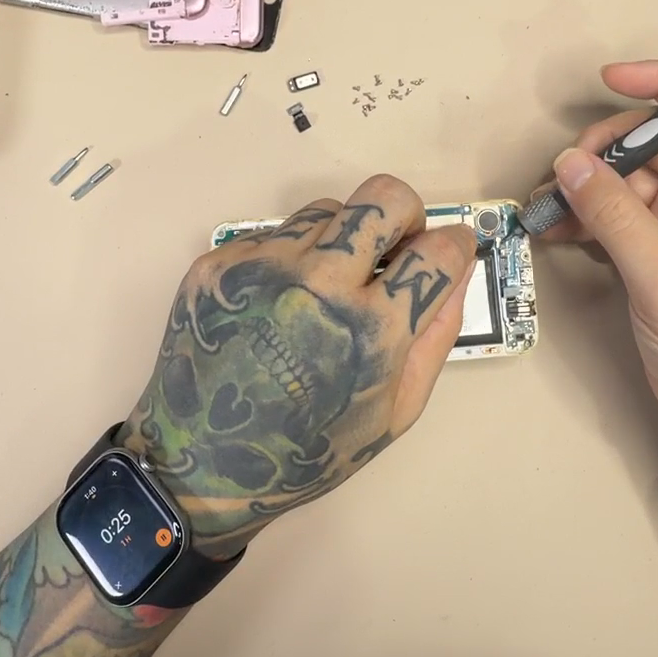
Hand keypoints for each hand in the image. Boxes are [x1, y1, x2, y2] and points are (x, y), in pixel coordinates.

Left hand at [121, 175, 476, 558]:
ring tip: (328, 284)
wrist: (199, 460)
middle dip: (405, 213)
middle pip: (384, 196)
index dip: (456, 243)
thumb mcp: (394, 411)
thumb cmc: (309, 448)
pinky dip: (295, 255)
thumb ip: (435, 337)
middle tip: (397, 245)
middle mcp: (318, 283)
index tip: (452, 248)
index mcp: (370, 331)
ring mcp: (263, 264)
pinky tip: (281, 300)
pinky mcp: (221, 260)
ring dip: (345, 235)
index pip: (436, 251)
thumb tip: (458, 269)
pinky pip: (279, 232)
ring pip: (329, 208)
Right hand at [537, 61, 657, 469]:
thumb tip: (569, 165)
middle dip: (613, 149)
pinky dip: (593, 216)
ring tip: (551, 203)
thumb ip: (616, 215)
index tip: (612, 80)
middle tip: (568, 169)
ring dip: (593, 185)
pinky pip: (627, 216)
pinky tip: (561, 226)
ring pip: (639, 180)